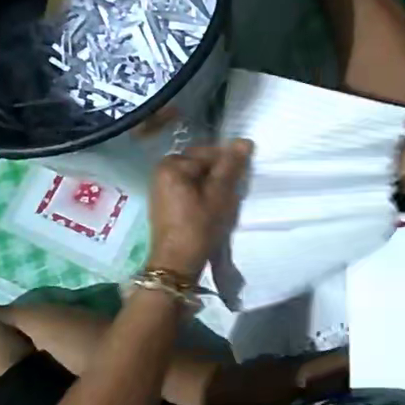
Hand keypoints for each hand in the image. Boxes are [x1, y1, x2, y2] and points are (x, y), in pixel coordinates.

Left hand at [145, 140, 250, 279]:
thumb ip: (231, 166)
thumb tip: (244, 141)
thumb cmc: (199, 226)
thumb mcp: (220, 194)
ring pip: (196, 177)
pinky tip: (212, 207)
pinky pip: (188, 188)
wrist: (177, 263)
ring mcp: (160, 187)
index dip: (229, 164)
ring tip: (224, 201)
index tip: (241, 180)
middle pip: (200, 163)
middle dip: (219, 174)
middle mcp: (161, 171)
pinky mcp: (164, 202)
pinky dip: (202, 193)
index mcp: (172, 165)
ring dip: (212, 184)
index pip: (209, 153)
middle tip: (234, 191)